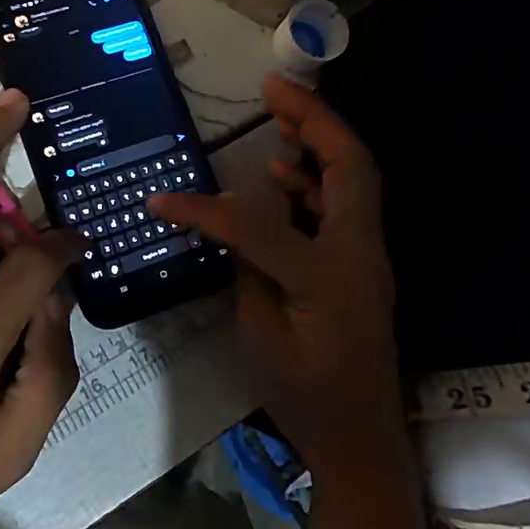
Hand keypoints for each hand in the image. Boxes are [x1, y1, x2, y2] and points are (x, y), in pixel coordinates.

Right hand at [149, 75, 403, 473]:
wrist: (360, 440)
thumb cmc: (307, 398)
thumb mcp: (261, 337)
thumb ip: (248, 270)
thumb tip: (236, 225)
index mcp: (329, 276)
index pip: (260, 224)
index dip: (207, 209)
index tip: (163, 200)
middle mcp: (359, 254)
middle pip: (351, 166)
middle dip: (314, 118)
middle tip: (273, 88)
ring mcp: (366, 258)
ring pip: (354, 180)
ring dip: (319, 141)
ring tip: (280, 113)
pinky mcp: (360, 266)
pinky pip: (343, 207)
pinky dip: (316, 181)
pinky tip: (285, 174)